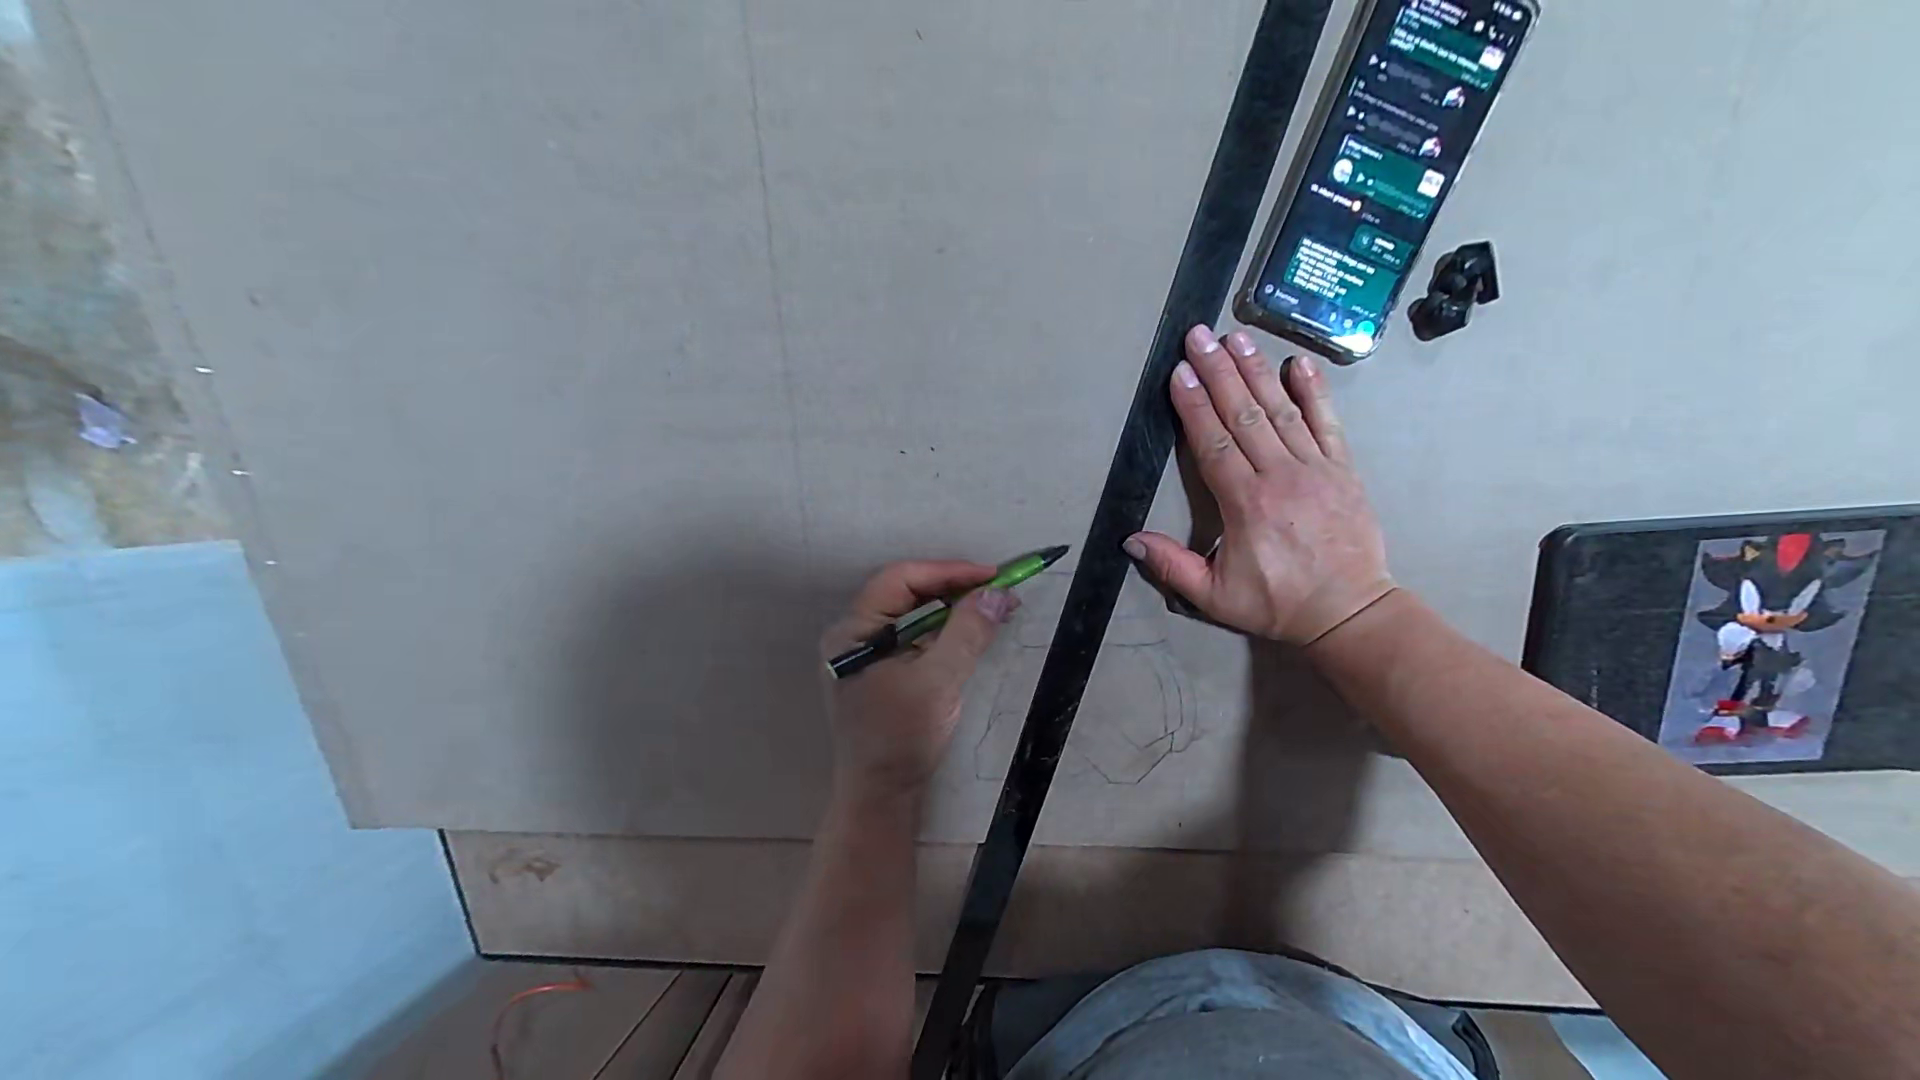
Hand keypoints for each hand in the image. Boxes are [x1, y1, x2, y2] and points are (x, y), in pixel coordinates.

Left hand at [820, 561, 1017, 802]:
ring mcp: (870, 655)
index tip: (991, 576)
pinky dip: (947, 631)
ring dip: (954, 609)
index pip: (901, 580)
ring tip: (994, 608)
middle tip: (998, 591)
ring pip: (915, 615)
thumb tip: (997, 593)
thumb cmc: (899, 738)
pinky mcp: (887, 672)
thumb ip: (966, 633)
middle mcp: (856, 636)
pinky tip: (974, 632)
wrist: (881, 798)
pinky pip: (918, 637)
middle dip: (954, 588)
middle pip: (907, 594)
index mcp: (854, 631)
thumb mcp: (937, 682)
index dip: (947, 572)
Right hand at [1124, 325, 1392, 643]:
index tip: (1181, 372)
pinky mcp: (1343, 469)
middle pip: (1244, 415)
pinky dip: (1314, 392)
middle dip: (1219, 372)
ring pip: (1281, 410)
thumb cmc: (1278, 604)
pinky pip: (1327, 422)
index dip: (1194, 406)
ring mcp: (1316, 468)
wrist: (1350, 611)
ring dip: (1257, 371)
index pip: (1214, 444)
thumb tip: (1132, 539)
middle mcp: (1281, 476)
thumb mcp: (1215, 597)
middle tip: (1199, 336)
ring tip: (1237, 338)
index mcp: (1246, 504)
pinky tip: (1300, 364)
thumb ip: (1173, 567)